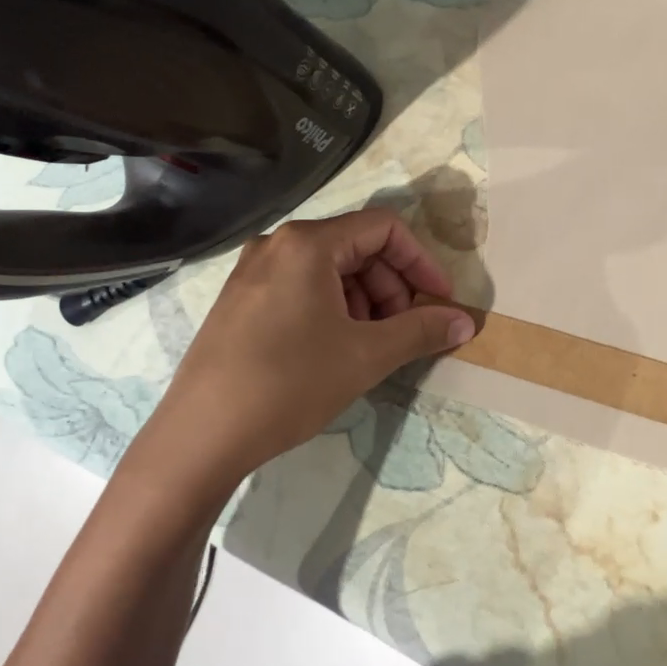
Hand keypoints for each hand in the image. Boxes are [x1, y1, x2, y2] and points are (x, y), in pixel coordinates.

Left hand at [142, 209, 477, 499]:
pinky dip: (333, 310)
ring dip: (365, 302)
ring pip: (330, 271)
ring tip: (371, 348)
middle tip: (406, 332)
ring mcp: (252, 273)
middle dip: (392, 287)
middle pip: (357, 247)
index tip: (440, 302)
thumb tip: (467, 322)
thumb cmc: (288, 384)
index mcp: (307, 244)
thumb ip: (421, 330)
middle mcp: (277, 245)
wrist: (199, 437)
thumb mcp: (366, 356)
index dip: (421, 262)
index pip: (384, 228)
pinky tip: (335, 352)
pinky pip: (301, 289)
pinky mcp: (240, 302)